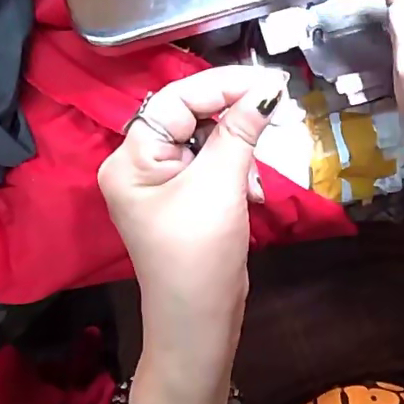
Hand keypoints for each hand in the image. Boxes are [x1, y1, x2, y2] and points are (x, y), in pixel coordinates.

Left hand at [98, 66, 286, 403]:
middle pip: (187, 117)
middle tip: (273, 110)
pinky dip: (234, 169)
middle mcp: (137, 165)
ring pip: (203, 140)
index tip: (267, 82)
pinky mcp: (181, 199)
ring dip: (237, 147)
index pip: (175, 101)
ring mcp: (159, 184)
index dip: (221, 86)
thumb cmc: (200, 254)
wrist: (198, 322)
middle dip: (231, 116)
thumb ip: (239, 132)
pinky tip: (252, 189)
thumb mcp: (220, 186)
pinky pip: (208, 165)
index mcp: (131, 159)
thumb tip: (266, 89)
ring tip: (260, 168)